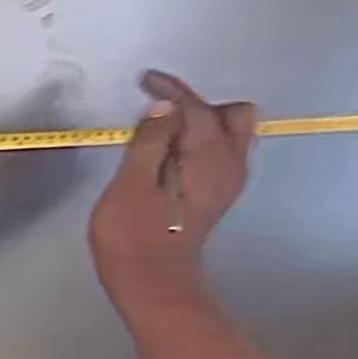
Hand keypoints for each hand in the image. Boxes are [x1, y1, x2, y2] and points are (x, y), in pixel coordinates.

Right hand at [90, 71, 257, 307]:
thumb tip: (161, 108)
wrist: (148, 278)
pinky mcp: (216, 192)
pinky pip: (219, 151)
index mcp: (206, 159)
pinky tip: (168, 153)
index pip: (193, 111)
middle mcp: (229, 165)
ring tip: (158, 131)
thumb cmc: (131, 237)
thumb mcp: (129, 187)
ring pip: (229, 132)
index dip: (170, 92)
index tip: (147, 81)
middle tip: (153, 111)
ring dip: (198, 122)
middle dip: (192, 105)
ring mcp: (227, 180)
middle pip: (226, 114)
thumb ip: (147, 144)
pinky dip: (197, 141)